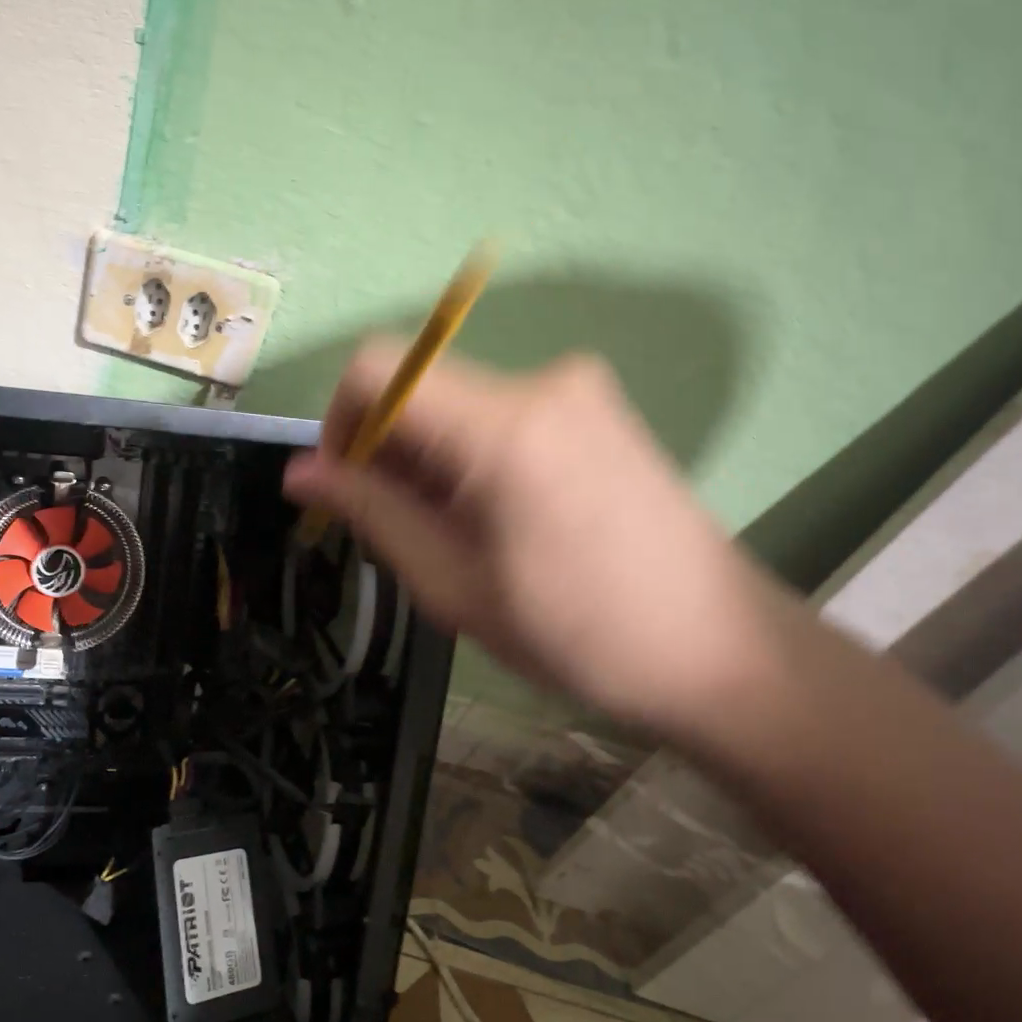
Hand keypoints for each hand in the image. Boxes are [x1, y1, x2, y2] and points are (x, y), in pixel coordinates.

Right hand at [283, 339, 779, 734]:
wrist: (723, 653)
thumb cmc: (577, 632)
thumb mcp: (451, 584)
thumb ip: (371, 512)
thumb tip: (298, 473)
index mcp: (503, 424)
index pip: (376, 369)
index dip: (338, 421)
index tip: (345, 489)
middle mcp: (542, 382)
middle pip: (416, 386)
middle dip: (385, 451)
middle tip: (398, 532)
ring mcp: (579, 390)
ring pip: (454, 403)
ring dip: (426, 459)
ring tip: (452, 537)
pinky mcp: (598, 410)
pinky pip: (497, 414)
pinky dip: (467, 456)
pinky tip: (493, 519)